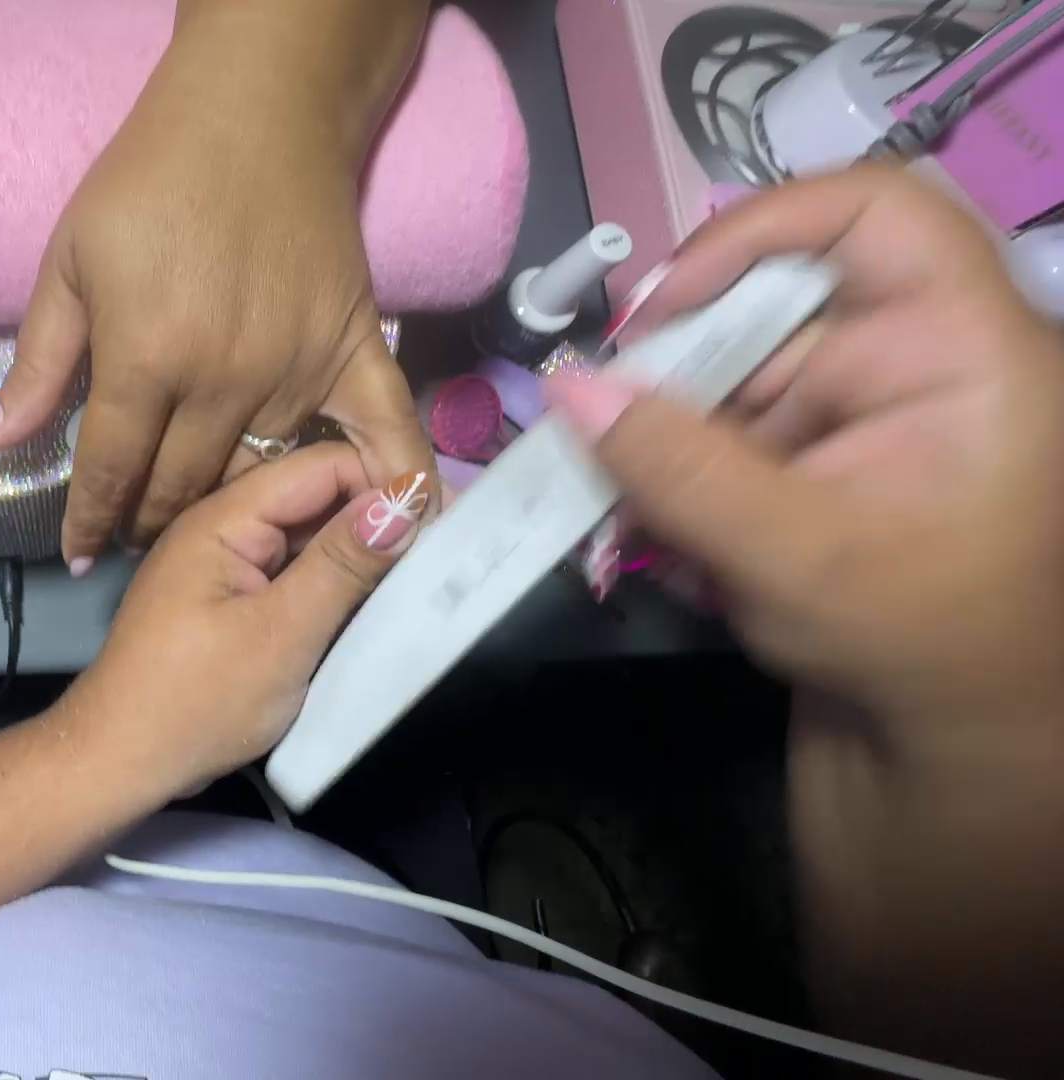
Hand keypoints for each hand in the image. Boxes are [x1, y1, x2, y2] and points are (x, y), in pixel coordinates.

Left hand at [0, 8, 434, 572]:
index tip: (79, 556)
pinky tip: (387, 527)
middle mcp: (223, 381)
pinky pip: (382, 433)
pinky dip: (386, 484)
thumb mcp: (68, 266)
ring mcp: (295, 372)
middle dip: (145, 522)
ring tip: (197, 530)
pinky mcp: (352, 352)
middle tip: (130, 535)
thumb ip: (38, 366)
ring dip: (219, 510)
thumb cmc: (147, 186)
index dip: (89, 521)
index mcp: (146, 358)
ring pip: (252, 477)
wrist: (254, 113)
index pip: (111, 471)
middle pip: (178, 488)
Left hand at [60, 444, 431, 794]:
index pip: (320, 465)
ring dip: (354, 555)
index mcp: (224, 517)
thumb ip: (342, 565)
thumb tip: (404, 500)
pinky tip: (366, 604)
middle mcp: (221, 526)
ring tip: (417, 578)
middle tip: (441, 555)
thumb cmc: (197, 701)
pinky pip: (287, 573)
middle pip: (314, 498)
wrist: (122, 758)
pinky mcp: (226, 598)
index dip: (384, 482)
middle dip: (375, 519)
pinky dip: (326, 584)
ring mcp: (222, 563)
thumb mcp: (281, 634)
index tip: (442, 520)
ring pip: (305, 538)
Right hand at [544, 165, 1063, 736]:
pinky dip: (654, 479)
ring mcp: (833, 414)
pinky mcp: (787, 459)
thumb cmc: (915, 640)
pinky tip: (656, 537)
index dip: (749, 233)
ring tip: (634, 520)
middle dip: (664, 381)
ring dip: (647, 447)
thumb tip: (563, 387)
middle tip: (601, 450)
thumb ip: (671, 465)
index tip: (654, 314)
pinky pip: (695, 438)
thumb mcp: (789, 550)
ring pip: (706, 387)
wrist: (942, 739)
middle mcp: (890, 363)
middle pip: (752, 314)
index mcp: (949, 351)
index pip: (866, 215)